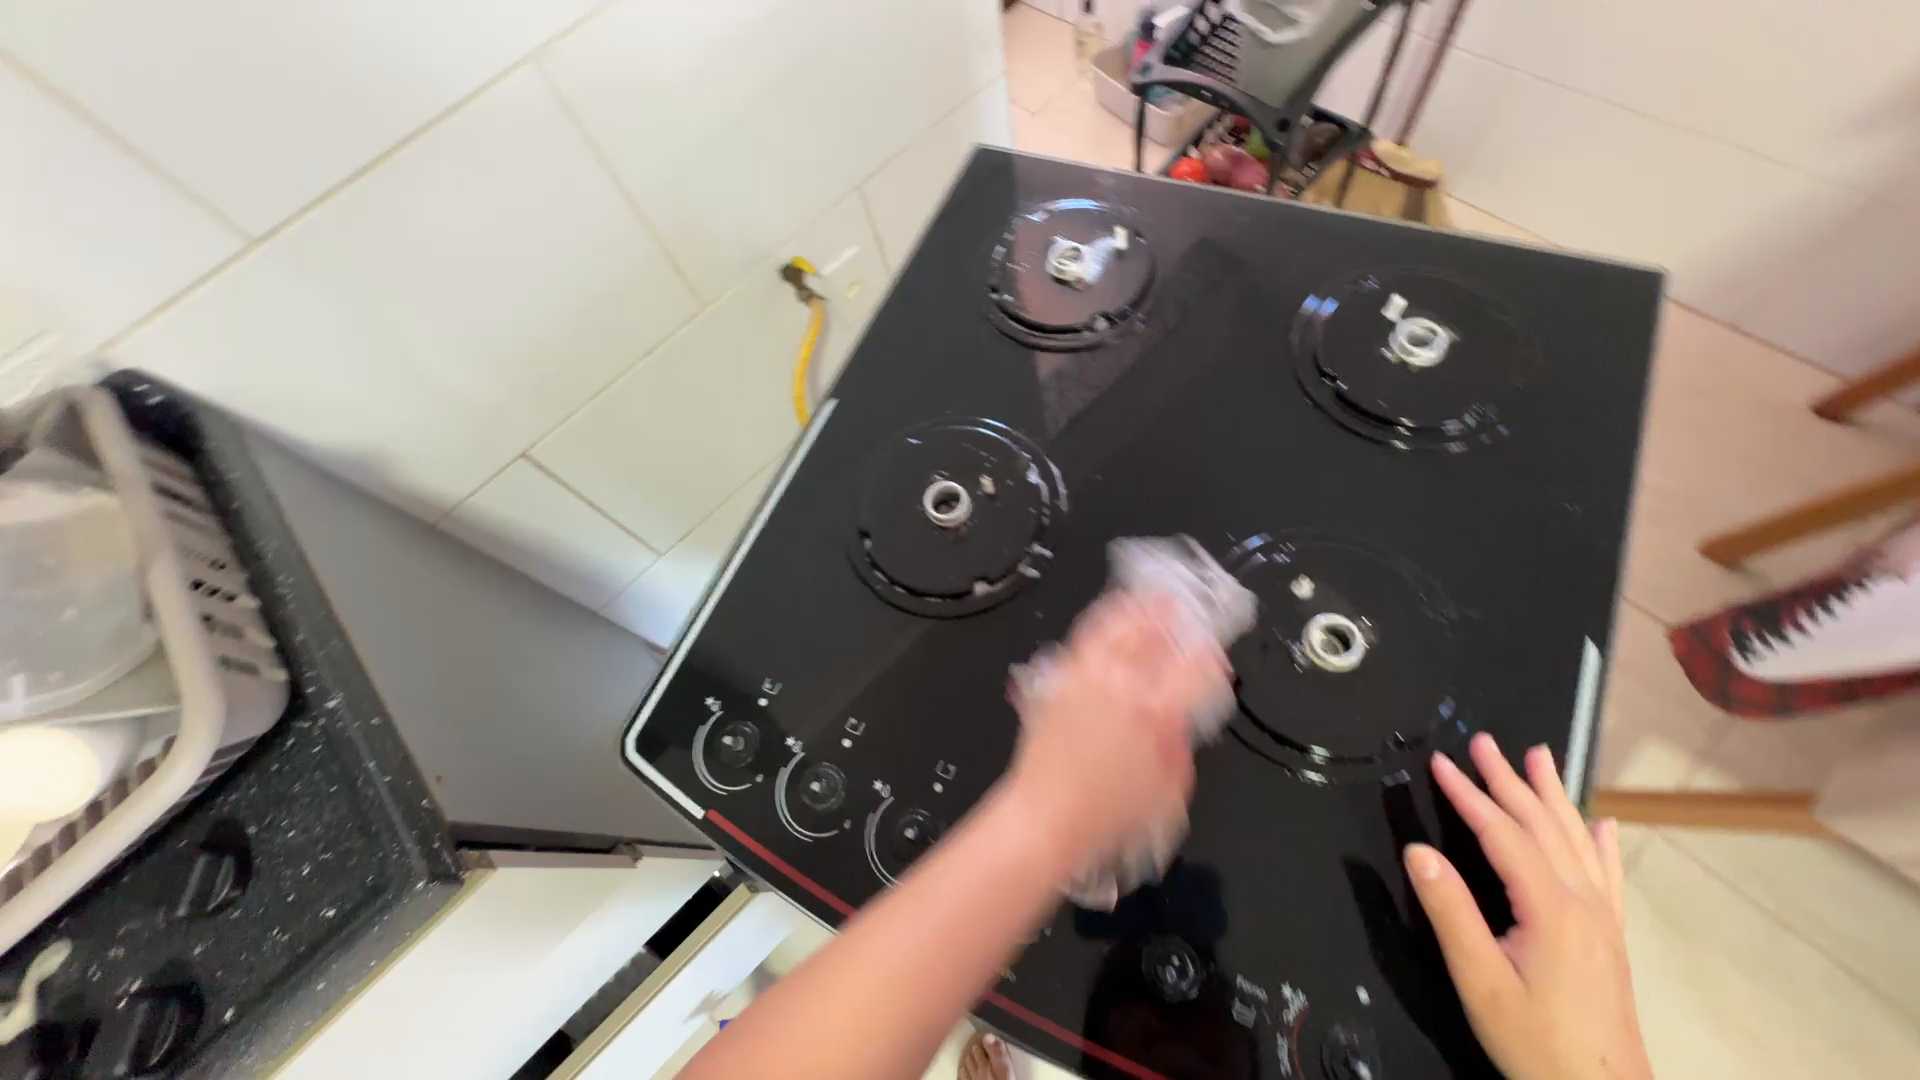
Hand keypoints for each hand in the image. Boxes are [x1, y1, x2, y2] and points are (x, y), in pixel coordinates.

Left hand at [1000, 591, 1230, 886]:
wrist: (1045, 819)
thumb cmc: (1108, 817)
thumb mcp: (1169, 791)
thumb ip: (1178, 746)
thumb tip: (1179, 720)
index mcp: (1155, 713)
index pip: (1194, 667)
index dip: (1210, 658)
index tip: (1214, 658)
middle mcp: (1120, 686)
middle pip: (1152, 634)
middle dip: (1172, 618)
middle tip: (1182, 609)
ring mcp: (1085, 679)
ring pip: (1115, 627)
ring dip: (1137, 610)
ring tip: (1150, 600)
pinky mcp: (1058, 681)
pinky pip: (1083, 640)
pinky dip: (1102, 624)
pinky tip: (1110, 620)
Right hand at [1404, 734, 1652, 1079]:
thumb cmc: (1534, 1041)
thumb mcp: (1479, 979)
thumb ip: (1449, 911)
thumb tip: (1418, 850)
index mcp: (1550, 908)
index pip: (1503, 834)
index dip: (1469, 795)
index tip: (1439, 762)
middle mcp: (1583, 903)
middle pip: (1543, 826)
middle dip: (1510, 780)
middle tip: (1484, 742)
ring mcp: (1603, 920)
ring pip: (1577, 841)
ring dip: (1553, 795)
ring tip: (1540, 757)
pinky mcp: (1611, 938)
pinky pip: (1607, 875)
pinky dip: (1600, 841)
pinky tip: (1602, 824)